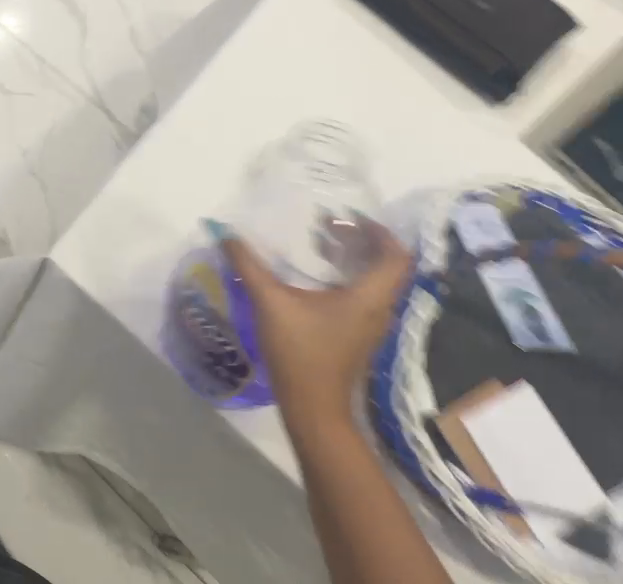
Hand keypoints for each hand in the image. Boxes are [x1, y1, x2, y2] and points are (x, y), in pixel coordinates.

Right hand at [221, 219, 414, 422]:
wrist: (313, 406)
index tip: (349, 216)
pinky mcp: (360, 335)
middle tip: (331, 225)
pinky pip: (367, 295)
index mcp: (369, 296)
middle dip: (364, 241)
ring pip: (378, 281)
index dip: (379, 231)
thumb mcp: (269, 302)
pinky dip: (350, 278)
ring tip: (323, 244)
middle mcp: (379, 308)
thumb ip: (248, 265)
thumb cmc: (299, 351)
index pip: (396, 255)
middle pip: (389, 266)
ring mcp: (372, 324)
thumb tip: (226, 233)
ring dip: (357, 259)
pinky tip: (317, 277)